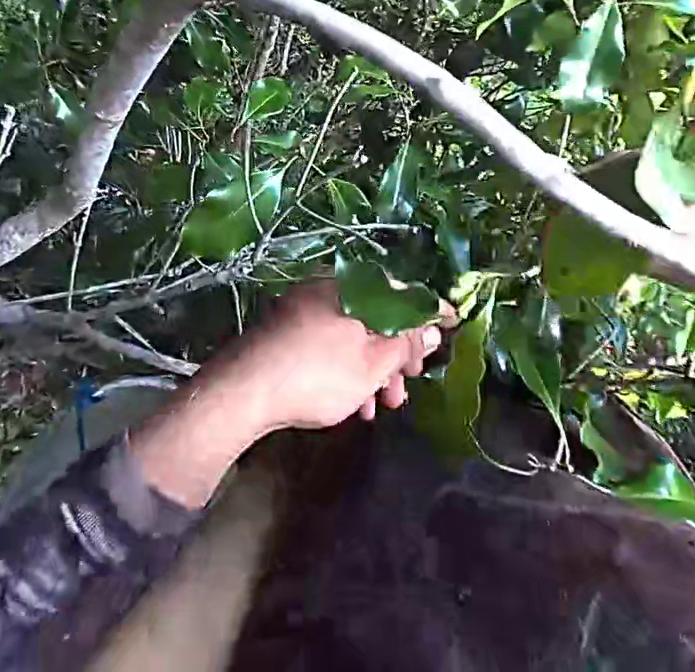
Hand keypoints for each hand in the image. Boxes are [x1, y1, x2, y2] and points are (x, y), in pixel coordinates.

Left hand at [129, 279, 442, 507]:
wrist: (243, 390)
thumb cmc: (316, 375)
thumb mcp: (371, 364)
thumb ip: (404, 344)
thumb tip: (432, 328)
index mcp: (352, 288)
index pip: (402, 293)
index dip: (429, 312)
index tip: (451, 325)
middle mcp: (329, 290)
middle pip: (377, 316)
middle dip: (398, 354)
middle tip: (410, 384)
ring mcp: (306, 309)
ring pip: (353, 335)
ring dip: (374, 369)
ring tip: (384, 406)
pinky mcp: (289, 330)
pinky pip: (330, 343)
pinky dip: (347, 368)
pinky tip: (354, 403)